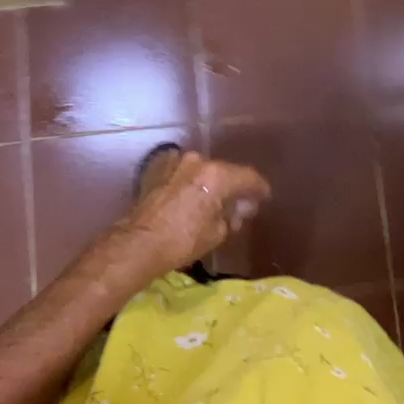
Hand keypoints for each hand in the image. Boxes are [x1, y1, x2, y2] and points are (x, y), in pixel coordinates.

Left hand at [112, 151, 270, 276]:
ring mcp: (176, 161)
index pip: (248, 177)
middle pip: (225, 171)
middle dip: (234, 187)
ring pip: (204, 171)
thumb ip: (234, 214)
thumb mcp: (217, 232)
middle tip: (239, 205)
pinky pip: (185, 173)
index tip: (265, 197)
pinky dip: (193, 183)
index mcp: (217, 175)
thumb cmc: (182, 241)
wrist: (139, 242)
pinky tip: (192, 198)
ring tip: (214, 203)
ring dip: (211, 184)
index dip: (260, 188)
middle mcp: (198, 161)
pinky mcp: (160, 168)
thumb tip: (241, 207)